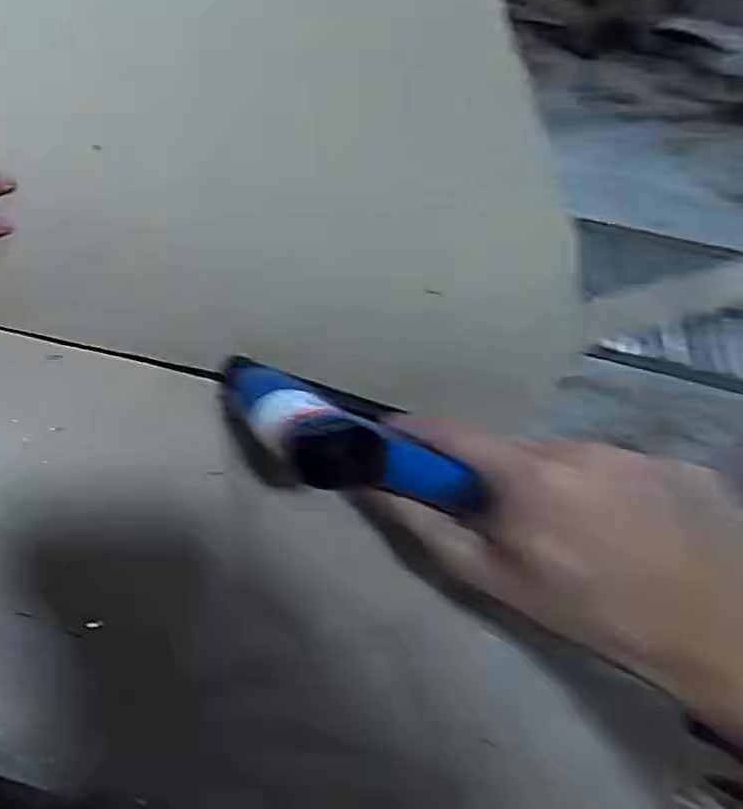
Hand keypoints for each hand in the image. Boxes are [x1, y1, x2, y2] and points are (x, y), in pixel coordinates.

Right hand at [374, 417, 742, 732]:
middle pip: (507, 443)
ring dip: (546, 474)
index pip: (446, 429)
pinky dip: (601, 482)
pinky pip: (616, 463)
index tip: (389, 437)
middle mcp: (582, 451)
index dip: (410, 429)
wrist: (728, 647)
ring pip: (561, 452)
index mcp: (528, 474)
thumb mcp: (486, 573)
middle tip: (492, 504)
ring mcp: (641, 458)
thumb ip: (419, 522)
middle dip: (488, 466)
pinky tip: (619, 520)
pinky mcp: (687, 469)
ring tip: (563, 519)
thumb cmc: (589, 610)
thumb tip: (368, 483)